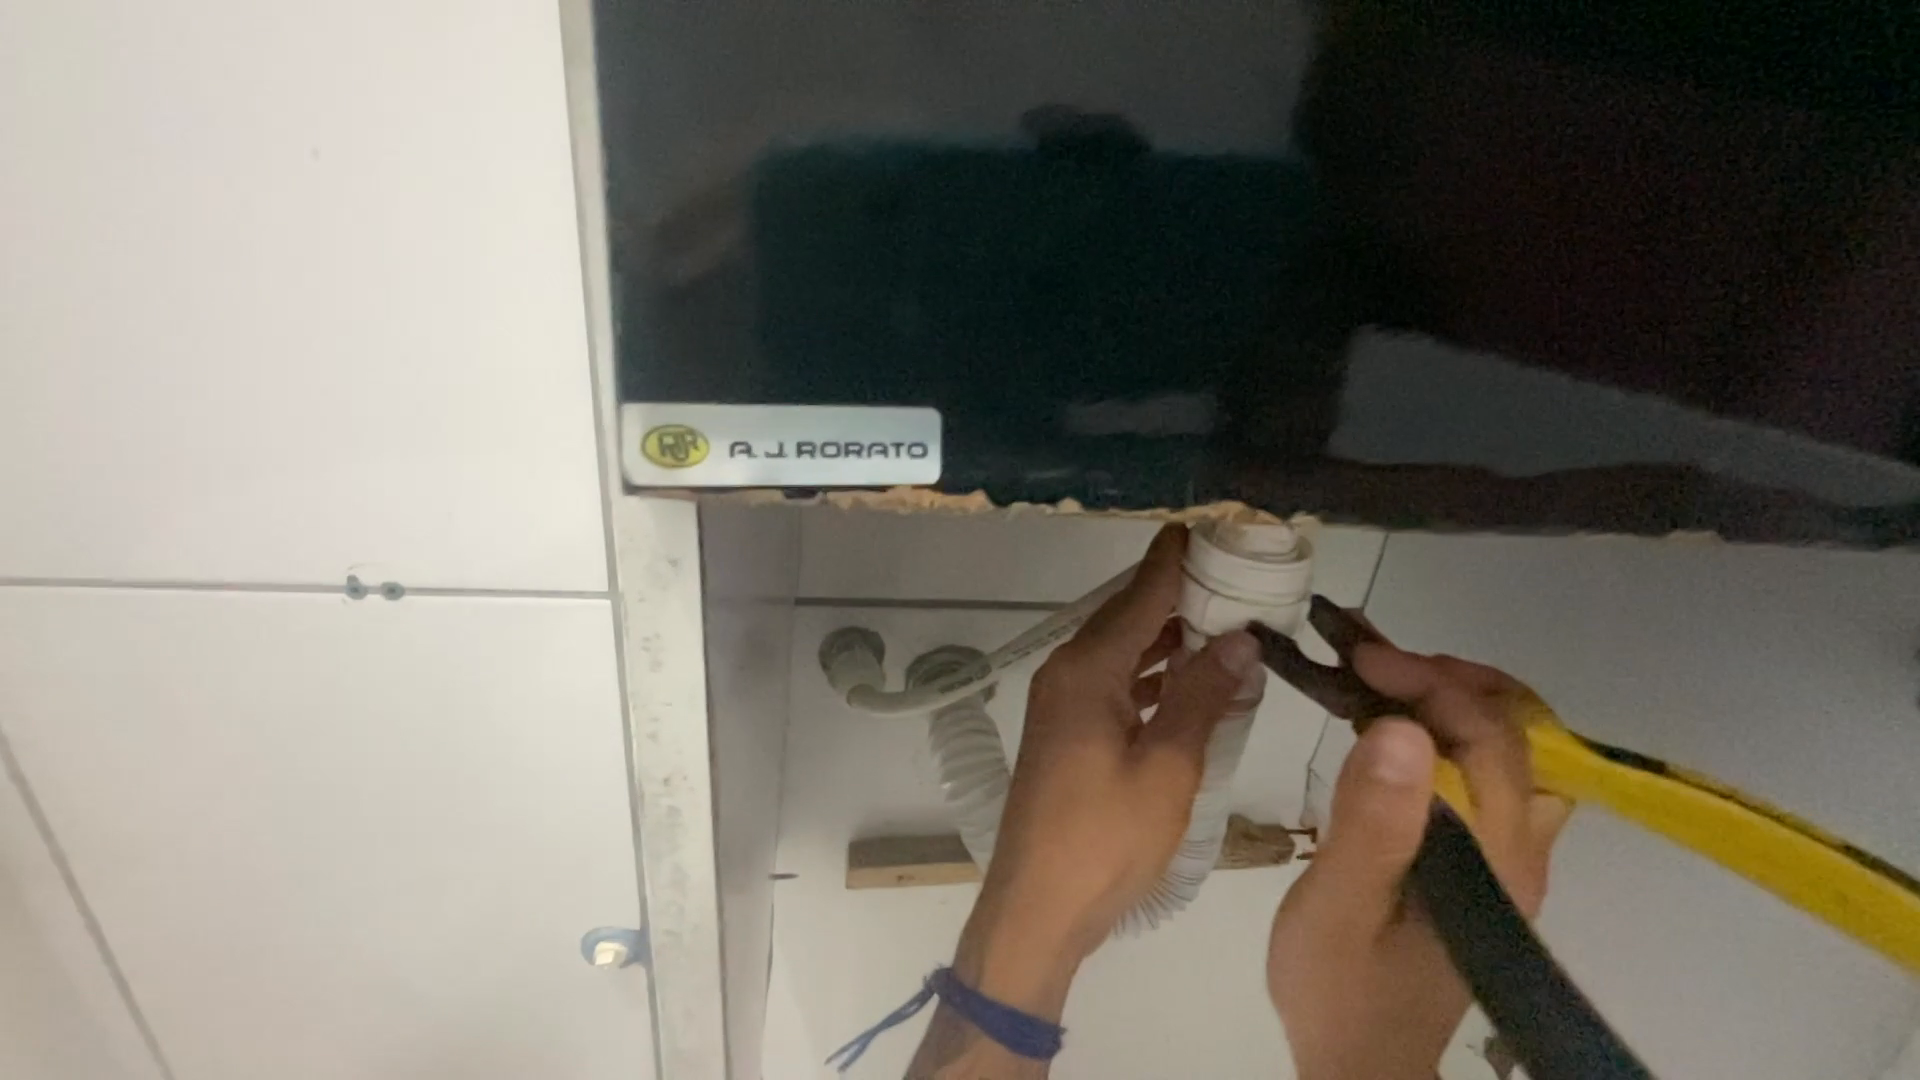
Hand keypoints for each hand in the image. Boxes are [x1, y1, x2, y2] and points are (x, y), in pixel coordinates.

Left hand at [955, 524, 1260, 1016]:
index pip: (1138, 595)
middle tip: (1236, 573)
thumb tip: (1240, 638)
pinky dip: (1151, 672)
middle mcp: (1068, 671)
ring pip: (1121, 649)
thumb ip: (1201, 697)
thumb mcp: (1167, 768)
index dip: (1174, 560)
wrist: (1038, 905)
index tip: (1207, 526)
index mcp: (1086, 670)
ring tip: (1226, 617)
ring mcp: (1063, 701)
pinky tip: (1189, 675)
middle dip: (1179, 593)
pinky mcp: (1068, 728)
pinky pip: (1115, 680)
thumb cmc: (1104, 839)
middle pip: (1127, 616)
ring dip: (1168, 635)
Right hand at [1266, 638, 1572, 1079]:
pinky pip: (1477, 767)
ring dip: (1446, 693)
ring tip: (1374, 669)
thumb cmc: (1341, 984)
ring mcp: (1502, 851)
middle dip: (1443, 676)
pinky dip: (1437, 723)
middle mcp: (1518, 847)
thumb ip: (1373, 823)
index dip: (1430, 684)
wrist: (1360, 1058)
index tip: (1359, 656)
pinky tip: (1384, 717)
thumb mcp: (1340, 905)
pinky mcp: (1476, 855)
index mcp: (1494, 858)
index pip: (1488, 740)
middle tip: (1366, 654)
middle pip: (1514, 732)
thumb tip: (1398, 727)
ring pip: (1504, 745)